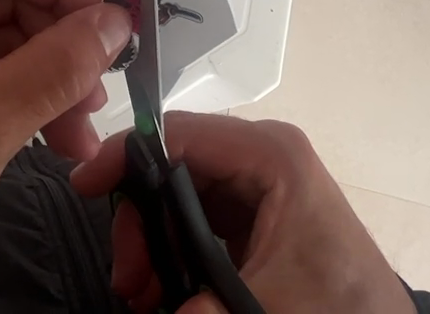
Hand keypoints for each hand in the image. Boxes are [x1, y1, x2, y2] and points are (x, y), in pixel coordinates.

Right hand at [70, 112, 417, 313]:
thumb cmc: (342, 307)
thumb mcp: (274, 305)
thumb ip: (214, 307)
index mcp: (270, 154)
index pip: (180, 133)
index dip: (128, 154)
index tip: (86, 183)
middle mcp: (260, 153)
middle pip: (173, 165)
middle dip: (141, 219)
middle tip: (127, 278)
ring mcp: (257, 179)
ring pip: (178, 191)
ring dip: (153, 239)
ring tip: (142, 293)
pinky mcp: (254, 208)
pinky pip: (196, 214)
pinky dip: (173, 247)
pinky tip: (164, 289)